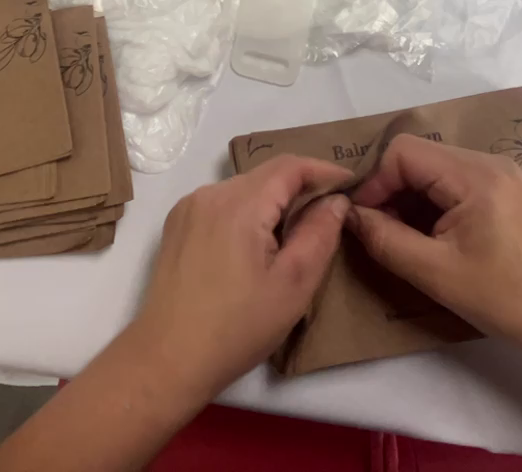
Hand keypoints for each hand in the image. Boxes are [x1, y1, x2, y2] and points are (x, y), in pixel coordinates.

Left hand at [123, 156, 352, 400]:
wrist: (170, 354)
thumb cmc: (238, 326)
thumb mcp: (293, 285)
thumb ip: (319, 235)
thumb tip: (336, 200)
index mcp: (239, 204)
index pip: (289, 166)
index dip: (323, 169)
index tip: (351, 183)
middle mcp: (210, 193)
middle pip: (264, 175)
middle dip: (299, 187)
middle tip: (329, 213)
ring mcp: (189, 206)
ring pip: (242, 188)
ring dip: (271, 202)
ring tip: (294, 234)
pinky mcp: (177, 223)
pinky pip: (221, 203)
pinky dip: (245, 212)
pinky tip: (255, 245)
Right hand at [344, 135, 521, 369]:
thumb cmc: (509, 299)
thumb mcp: (435, 273)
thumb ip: (384, 238)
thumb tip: (349, 215)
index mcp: (474, 174)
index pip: (402, 152)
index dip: (375, 182)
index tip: (364, 220)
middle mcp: (490, 162)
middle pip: (419, 157)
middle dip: (392, 190)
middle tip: (381, 231)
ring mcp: (505, 176)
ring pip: (437, 169)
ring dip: (413, 198)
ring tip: (406, 238)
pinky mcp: (511, 193)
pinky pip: (458, 183)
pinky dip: (436, 204)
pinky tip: (437, 239)